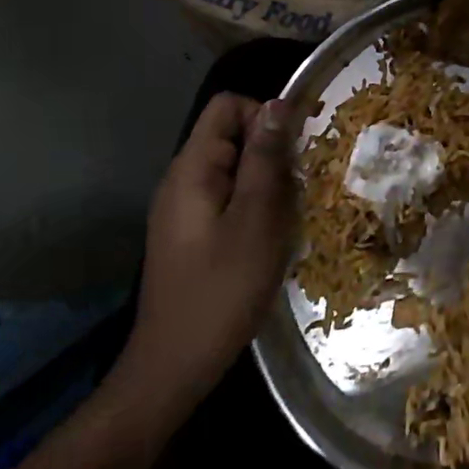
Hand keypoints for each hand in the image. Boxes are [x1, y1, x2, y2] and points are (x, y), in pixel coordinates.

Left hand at [116, 93, 294, 400]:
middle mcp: (181, 178)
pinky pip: (225, 196)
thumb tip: (277, 104)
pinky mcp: (188, 232)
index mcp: (193, 168)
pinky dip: (251, 205)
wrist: (174, 365)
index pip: (227, 106)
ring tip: (283, 218)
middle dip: (269, 153)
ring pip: (232, 168)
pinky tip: (265, 237)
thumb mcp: (256, 218)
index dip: (263, 116)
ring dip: (264, 182)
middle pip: (230, 135)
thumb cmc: (222, 289)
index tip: (292, 152)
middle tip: (293, 192)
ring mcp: (181, 207)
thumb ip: (265, 158)